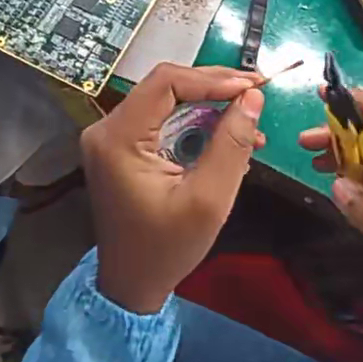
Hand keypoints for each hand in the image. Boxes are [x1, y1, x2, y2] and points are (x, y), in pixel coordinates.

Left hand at [81, 64, 265, 313]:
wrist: (130, 282)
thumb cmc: (166, 248)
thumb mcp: (208, 200)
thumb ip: (232, 144)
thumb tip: (252, 98)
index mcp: (118, 138)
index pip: (165, 83)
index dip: (211, 79)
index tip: (252, 87)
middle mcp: (106, 129)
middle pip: (163, 86)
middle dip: (213, 87)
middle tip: (256, 93)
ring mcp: (110, 137)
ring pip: (164, 101)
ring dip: (207, 106)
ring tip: (249, 121)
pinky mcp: (119, 147)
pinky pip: (159, 120)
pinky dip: (193, 123)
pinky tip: (225, 136)